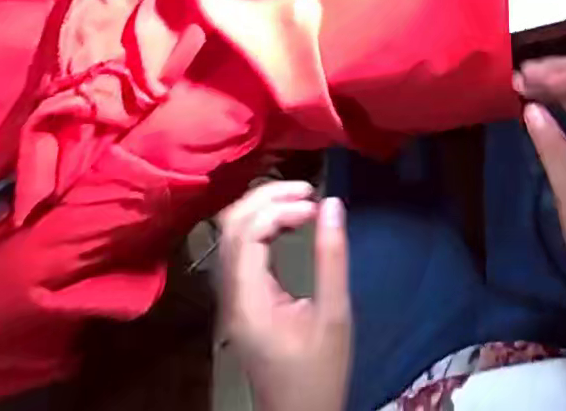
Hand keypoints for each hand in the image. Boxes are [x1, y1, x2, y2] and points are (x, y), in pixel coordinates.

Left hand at [215, 181, 351, 410]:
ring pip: (232, 231)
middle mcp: (230, 294)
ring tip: (302, 200)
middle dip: (268, 197)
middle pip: (232, 224)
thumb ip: (332, 258)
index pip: (248, 233)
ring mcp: (231, 296)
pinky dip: (263, 222)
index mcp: (248, 301)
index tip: (315, 207)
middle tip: (308, 191)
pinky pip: (241, 245)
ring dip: (264, 206)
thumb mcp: (334, 315)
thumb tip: (332, 203)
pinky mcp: (241, 297)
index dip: (280, 209)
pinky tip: (291, 220)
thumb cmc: (319, 374)